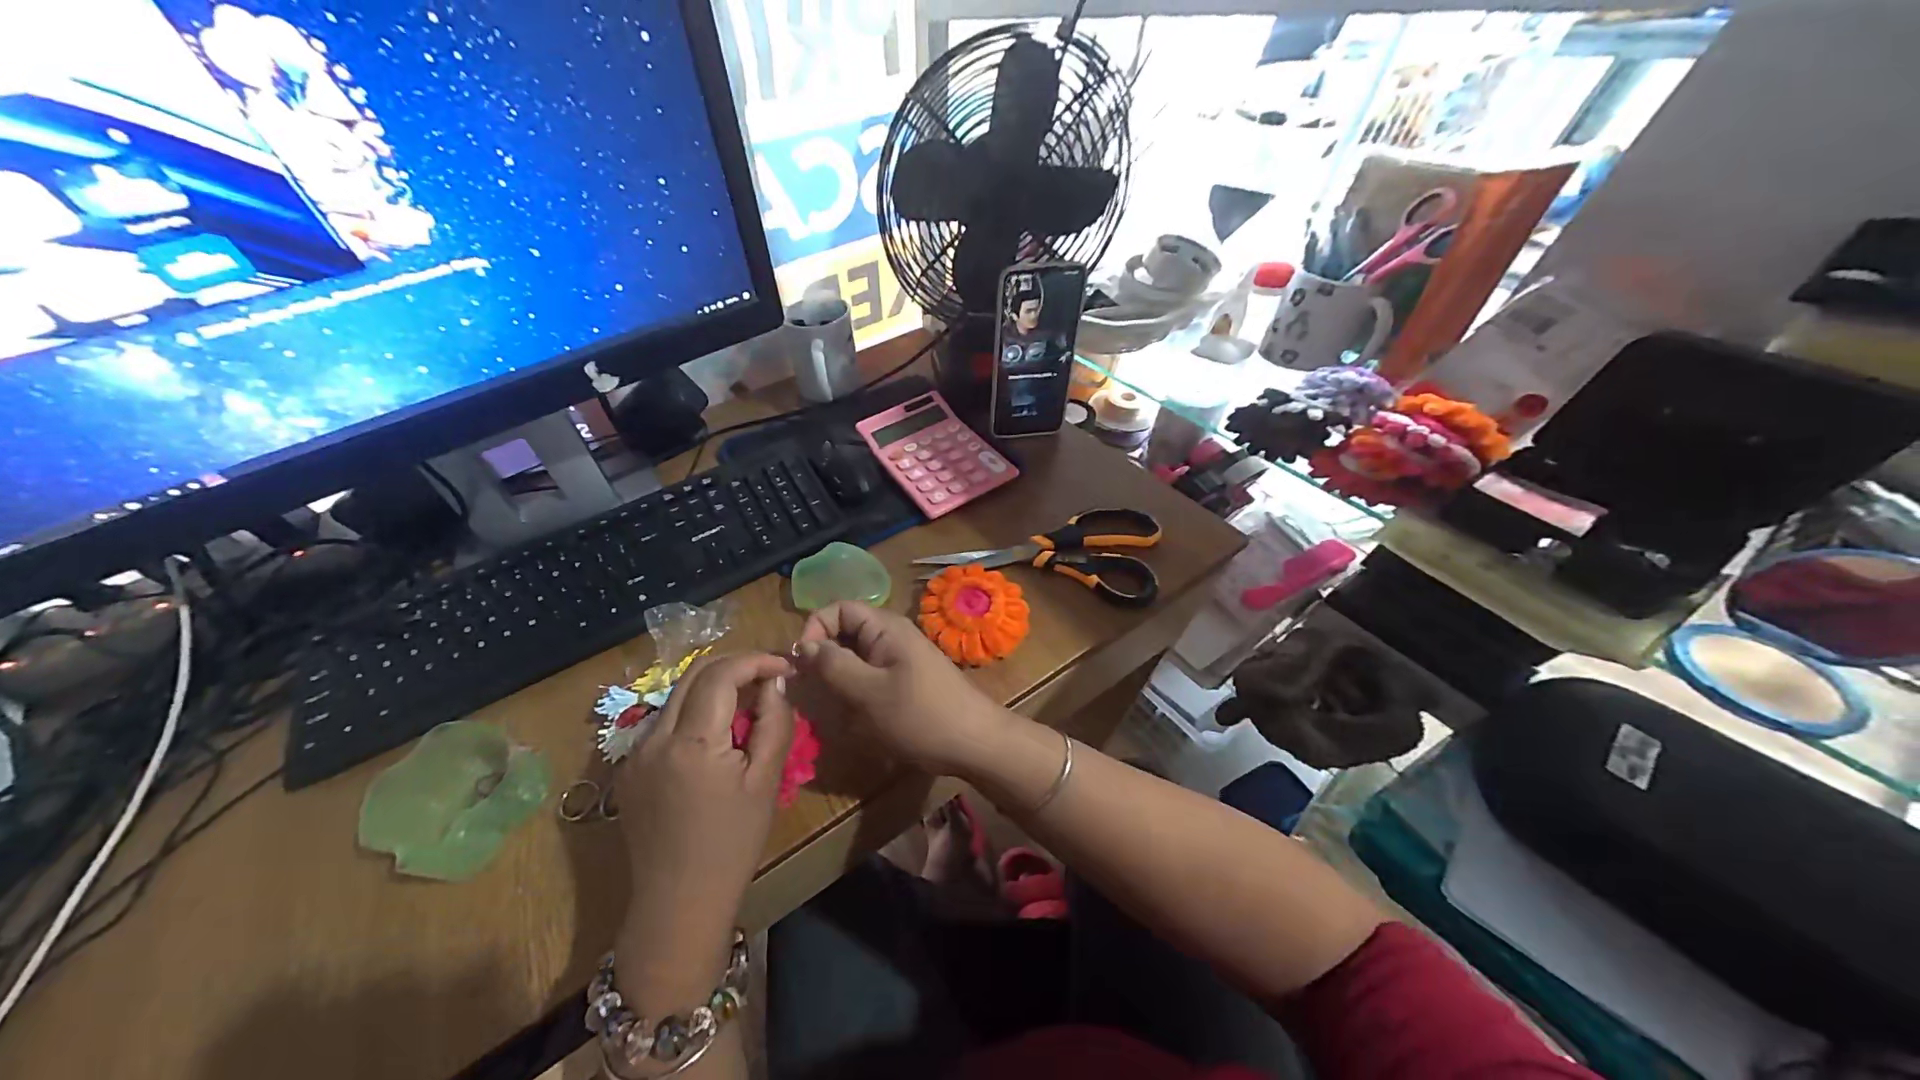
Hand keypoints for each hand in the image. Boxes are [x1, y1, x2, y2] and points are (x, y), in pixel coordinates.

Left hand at [614, 653, 793, 988]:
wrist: (678, 902)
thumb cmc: (732, 843)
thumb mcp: (766, 781)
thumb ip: (774, 723)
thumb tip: (774, 683)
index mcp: (691, 741)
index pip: (720, 674)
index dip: (755, 661)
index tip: (784, 668)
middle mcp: (654, 738)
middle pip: (693, 674)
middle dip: (734, 665)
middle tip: (768, 677)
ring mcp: (635, 754)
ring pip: (677, 696)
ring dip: (714, 687)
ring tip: (748, 703)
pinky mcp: (629, 770)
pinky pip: (666, 723)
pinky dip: (695, 713)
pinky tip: (717, 736)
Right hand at [792, 602, 1011, 775]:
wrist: (976, 743)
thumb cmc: (921, 716)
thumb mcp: (869, 692)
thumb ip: (833, 666)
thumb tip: (803, 646)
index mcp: (885, 627)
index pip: (838, 608)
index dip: (814, 629)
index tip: (802, 664)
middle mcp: (893, 636)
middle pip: (846, 633)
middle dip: (825, 658)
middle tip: (814, 691)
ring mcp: (901, 659)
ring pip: (856, 658)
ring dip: (841, 680)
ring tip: (837, 708)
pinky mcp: (907, 681)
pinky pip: (871, 677)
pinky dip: (858, 692)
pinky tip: (858, 718)